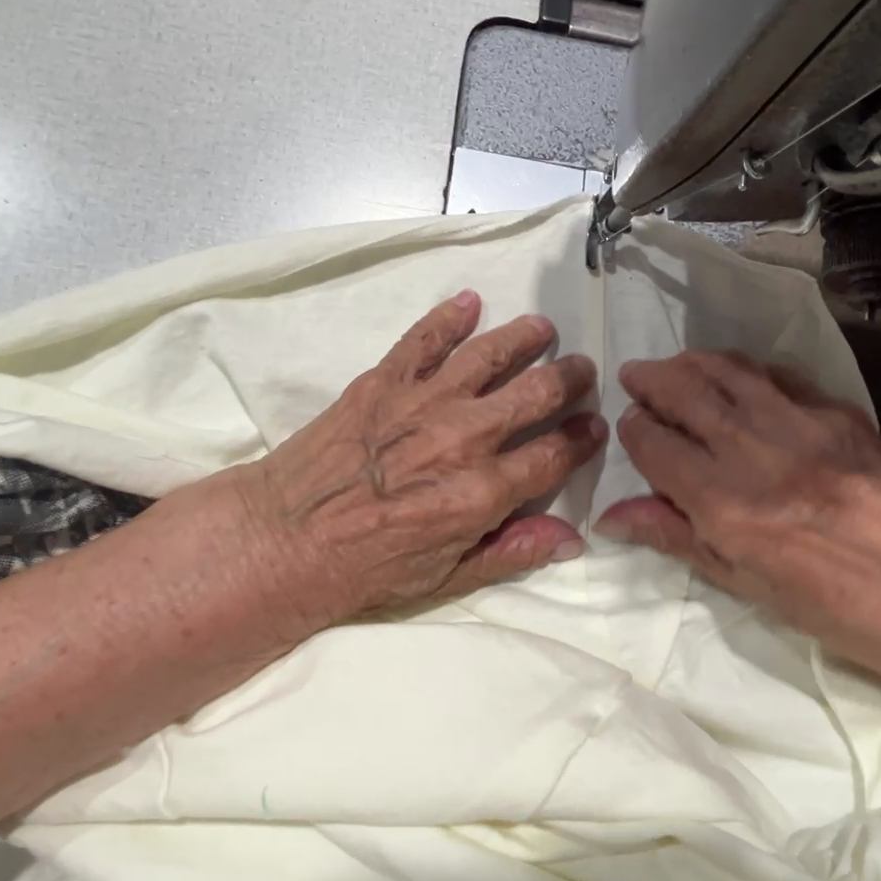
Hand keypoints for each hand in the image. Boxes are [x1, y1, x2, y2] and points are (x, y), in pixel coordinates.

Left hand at [236, 291, 605, 634]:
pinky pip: (424, 337)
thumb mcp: (446, 579)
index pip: (554, 455)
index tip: (595, 426)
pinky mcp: (383, 380)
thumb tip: (573, 539)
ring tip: (542, 328)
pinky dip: (449, 316)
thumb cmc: (367, 567)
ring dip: (523, 337)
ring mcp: (423, 401)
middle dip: (568, 378)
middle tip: (581, 369)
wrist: (286, 538)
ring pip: (489, 355)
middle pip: (534, 394)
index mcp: (482, 492)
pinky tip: (470, 301)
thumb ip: (511, 552)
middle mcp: (463, 437)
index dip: (582, 439)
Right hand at [593, 352, 880, 684]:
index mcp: (727, 507)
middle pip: (685, 392)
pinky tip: (739, 380)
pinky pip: (779, 375)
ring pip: (729, 371)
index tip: (629, 428)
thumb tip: (612, 516)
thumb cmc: (836, 609)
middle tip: (634, 376)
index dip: (633, 431)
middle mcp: (758, 454)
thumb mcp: (745, 586)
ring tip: (675, 367)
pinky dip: (747, 371)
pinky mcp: (840, 413)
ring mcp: (802, 426)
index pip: (655, 444)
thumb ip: (676, 537)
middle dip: (650, 379)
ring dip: (692, 363)